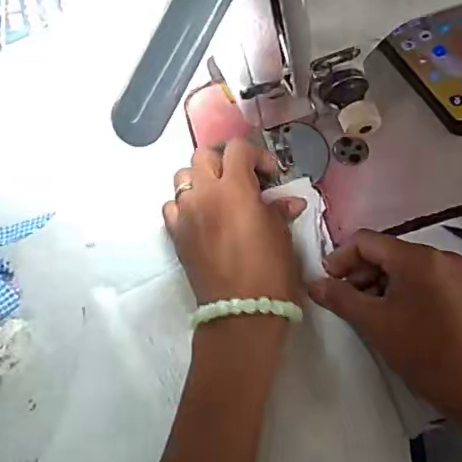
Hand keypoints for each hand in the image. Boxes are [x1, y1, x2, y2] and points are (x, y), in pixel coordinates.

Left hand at [162, 139, 306, 306]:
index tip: (270, 174)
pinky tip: (203, 216)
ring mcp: (185, 213)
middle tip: (244, 178)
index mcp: (234, 189)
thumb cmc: (269, 271)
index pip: (238, 150)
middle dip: (225, 161)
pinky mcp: (175, 234)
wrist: (240, 311)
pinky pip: (173, 205)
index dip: (257, 155)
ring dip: (202, 178)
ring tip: (221, 195)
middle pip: (204, 155)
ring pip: (184, 177)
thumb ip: (278, 209)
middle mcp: (204, 194)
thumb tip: (288, 201)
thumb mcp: (280, 235)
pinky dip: (186, 203)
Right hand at [307, 230, 461, 425]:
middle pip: (386, 251)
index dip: (340, 259)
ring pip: (402, 267)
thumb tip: (314, 283)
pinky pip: (420, 279)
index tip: (326, 284)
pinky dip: (398, 291)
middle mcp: (438, 256)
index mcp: (418, 257)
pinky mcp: (460, 291)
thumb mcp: (374, 323)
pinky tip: (389, 316)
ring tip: (364, 313)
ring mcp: (453, 273)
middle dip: (359, 272)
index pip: (367, 241)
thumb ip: (340, 297)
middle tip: (342, 301)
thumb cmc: (424, 352)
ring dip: (377, 283)